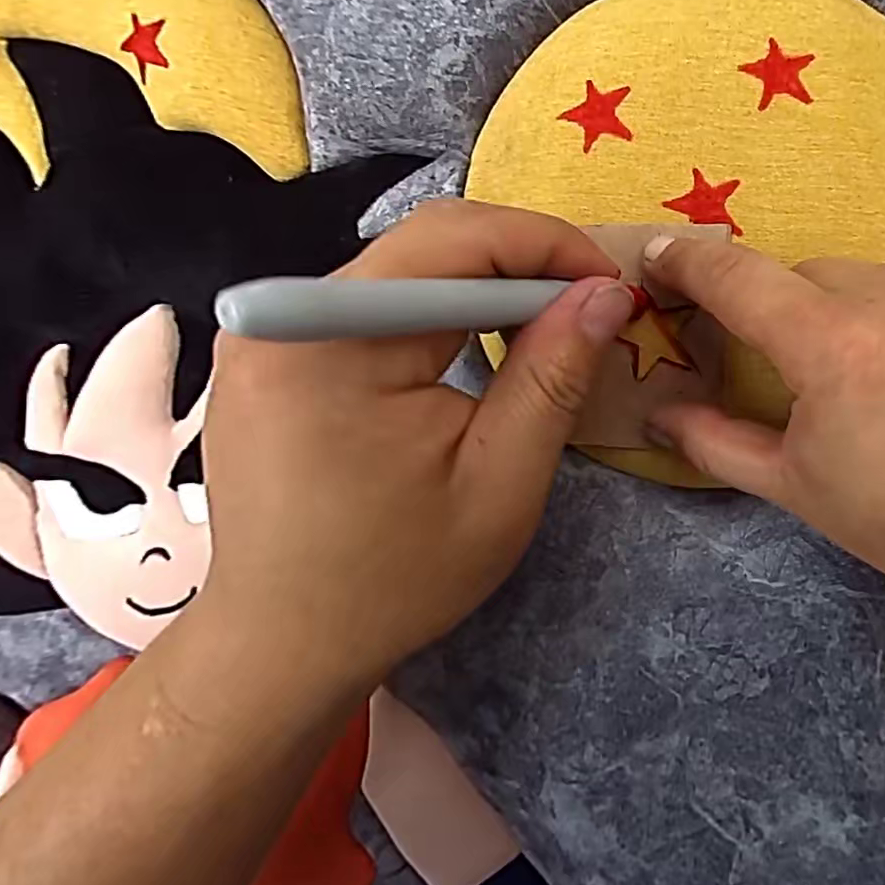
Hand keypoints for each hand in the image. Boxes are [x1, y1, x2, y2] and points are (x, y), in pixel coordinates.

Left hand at [199, 200, 634, 687]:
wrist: (286, 644)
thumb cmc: (399, 577)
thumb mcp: (502, 482)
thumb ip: (555, 377)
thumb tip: (607, 296)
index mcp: (331, 339)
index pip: (456, 240)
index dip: (547, 246)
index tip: (610, 286)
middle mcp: (285, 314)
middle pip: (429, 246)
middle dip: (524, 266)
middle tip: (590, 310)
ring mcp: (273, 331)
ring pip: (410, 273)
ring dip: (490, 292)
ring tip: (550, 332)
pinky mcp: (280, 353)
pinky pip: (382, 306)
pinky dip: (448, 317)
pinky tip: (484, 350)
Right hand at [643, 237, 884, 634]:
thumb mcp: (804, 491)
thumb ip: (718, 442)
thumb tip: (660, 414)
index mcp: (836, 348)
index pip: (739, 278)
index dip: (691, 261)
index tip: (663, 256)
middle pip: (813, 277)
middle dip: (798, 317)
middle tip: (822, 381)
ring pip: (883, 280)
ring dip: (870, 318)